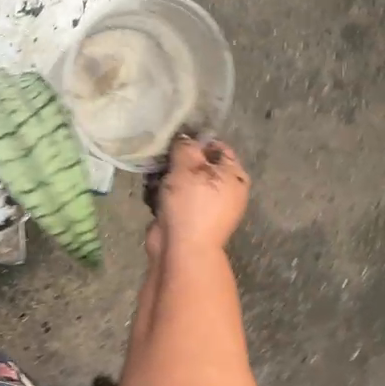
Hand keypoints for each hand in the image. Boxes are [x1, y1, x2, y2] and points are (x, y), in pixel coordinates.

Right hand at [152, 136, 248, 253]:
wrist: (182, 249)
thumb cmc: (191, 204)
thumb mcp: (188, 167)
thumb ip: (185, 147)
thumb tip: (184, 137)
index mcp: (234, 176)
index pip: (218, 148)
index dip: (197, 142)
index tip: (175, 142)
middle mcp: (223, 191)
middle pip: (197, 165)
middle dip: (176, 163)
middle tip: (161, 162)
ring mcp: (203, 206)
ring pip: (181, 183)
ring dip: (164, 180)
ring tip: (153, 181)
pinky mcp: (185, 219)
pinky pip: (172, 200)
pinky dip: (161, 197)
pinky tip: (150, 197)